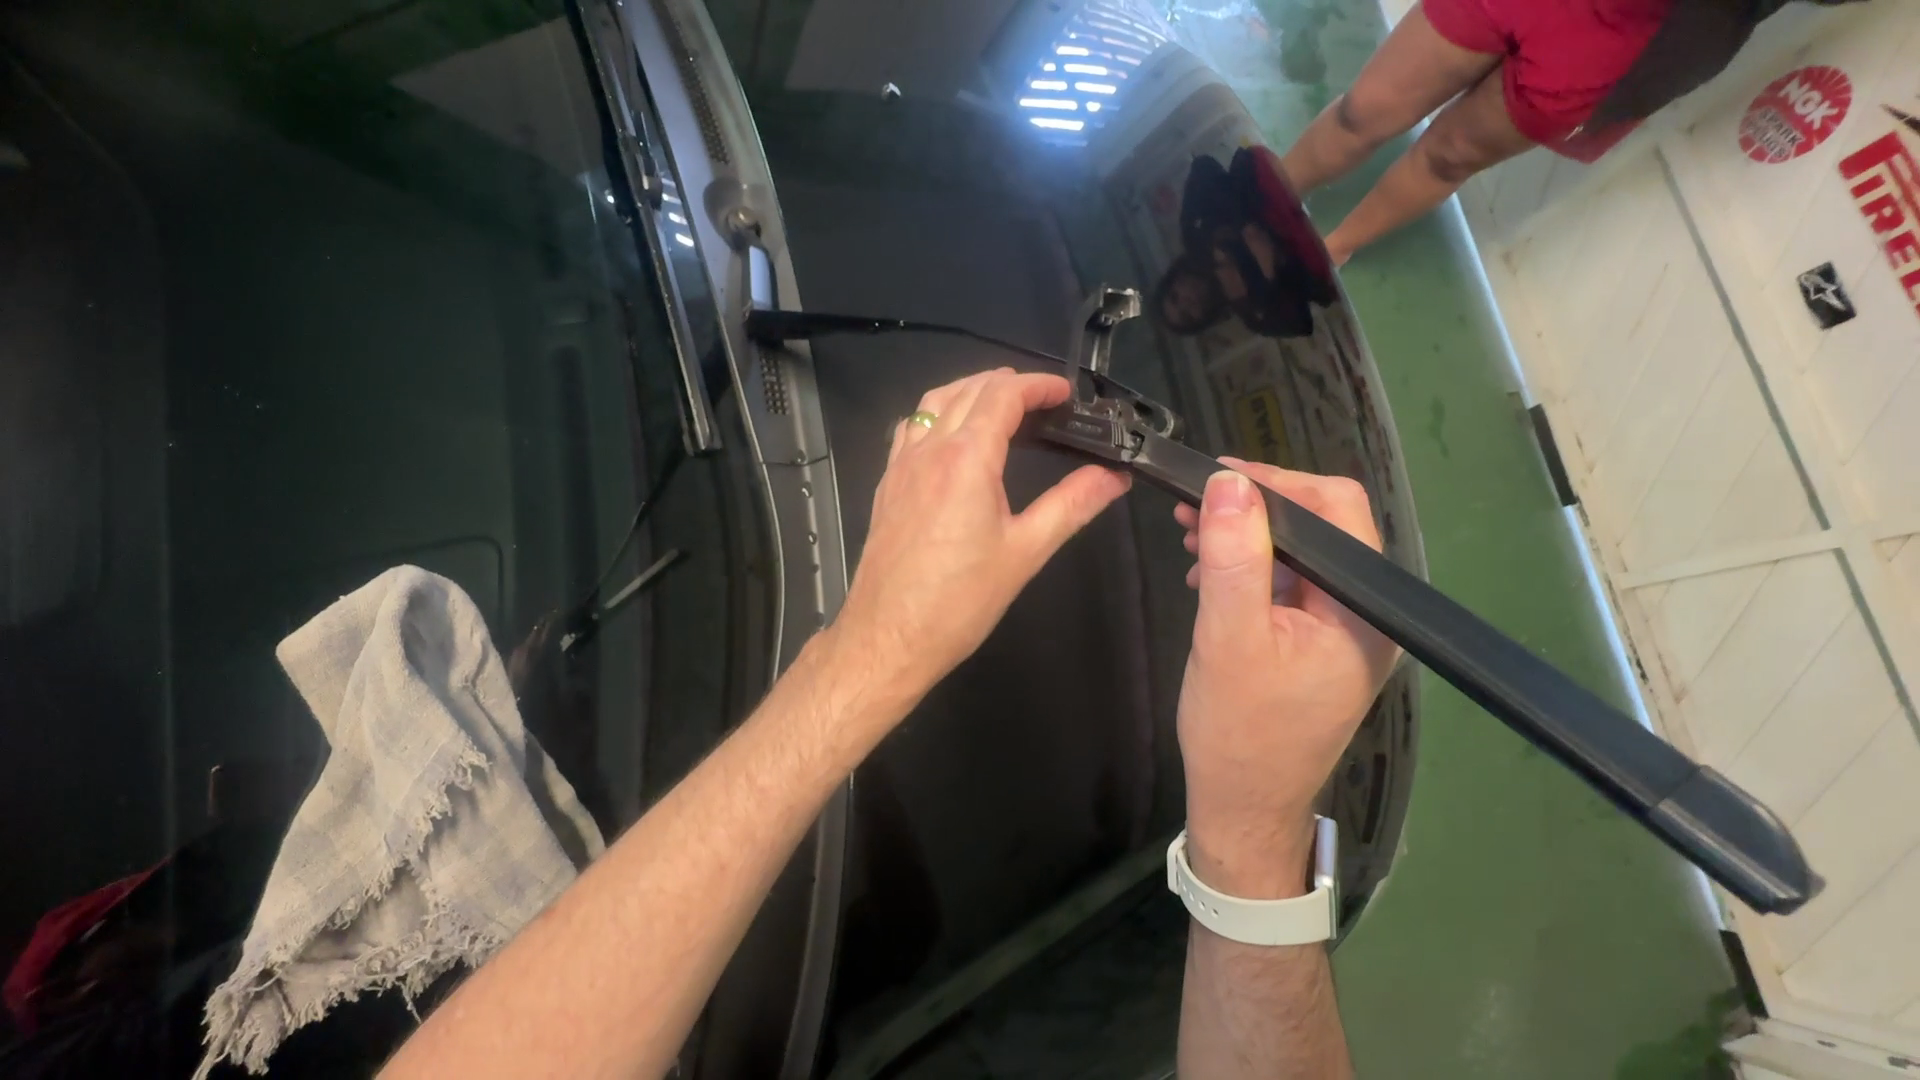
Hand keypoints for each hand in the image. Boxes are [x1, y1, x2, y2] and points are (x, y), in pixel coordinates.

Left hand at [832, 368, 1130, 700]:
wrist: (888, 638)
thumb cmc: (959, 601)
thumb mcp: (1025, 552)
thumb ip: (1071, 505)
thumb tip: (1113, 476)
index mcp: (966, 459)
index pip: (1002, 396)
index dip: (1037, 386)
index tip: (1065, 394)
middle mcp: (929, 450)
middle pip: (968, 390)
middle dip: (1008, 384)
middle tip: (1044, 402)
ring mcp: (901, 465)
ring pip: (934, 403)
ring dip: (969, 391)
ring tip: (1002, 407)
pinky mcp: (887, 485)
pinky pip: (911, 429)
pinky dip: (938, 415)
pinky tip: (952, 438)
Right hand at [1174, 459, 1398, 894]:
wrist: (1242, 805)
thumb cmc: (1238, 729)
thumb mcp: (1228, 637)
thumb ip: (1234, 556)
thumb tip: (1228, 480)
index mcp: (1362, 609)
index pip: (1337, 510)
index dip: (1277, 481)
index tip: (1214, 477)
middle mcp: (1365, 613)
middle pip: (1321, 527)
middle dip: (1255, 508)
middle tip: (1193, 506)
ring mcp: (1343, 631)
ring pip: (1300, 555)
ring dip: (1247, 537)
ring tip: (1191, 536)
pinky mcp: (1316, 645)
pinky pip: (1288, 586)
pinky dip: (1249, 569)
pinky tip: (1207, 575)